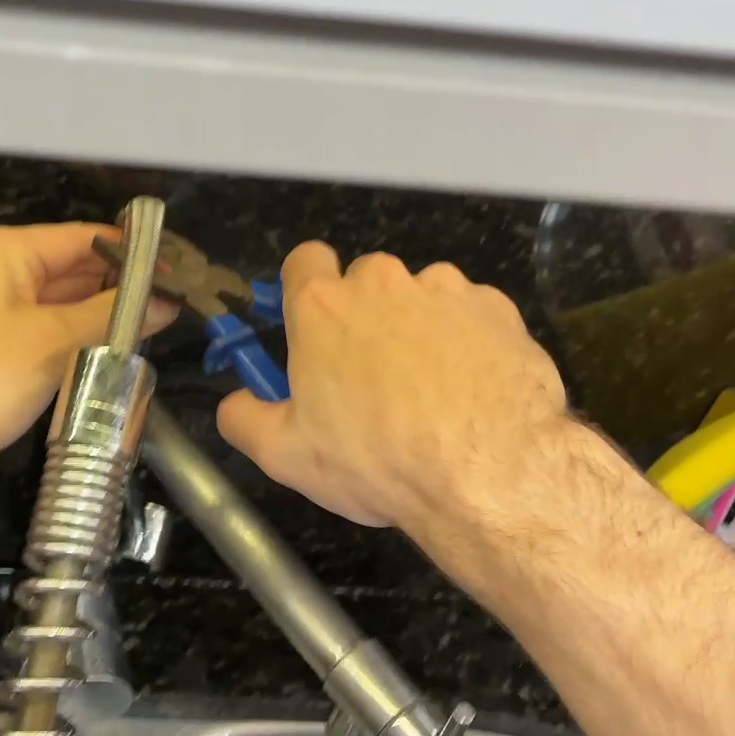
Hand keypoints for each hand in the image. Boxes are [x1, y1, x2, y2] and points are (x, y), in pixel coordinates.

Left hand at [0, 223, 176, 471]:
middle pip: (56, 267)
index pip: (79, 238)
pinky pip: (13, 324)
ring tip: (130, 333)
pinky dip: (48, 334)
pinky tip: (77, 353)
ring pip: (34, 299)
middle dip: (106, 289)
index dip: (129, 254)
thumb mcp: (54, 342)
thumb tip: (164, 301)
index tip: (170, 274)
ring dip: (79, 315)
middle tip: (158, 310)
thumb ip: (112, 317)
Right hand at [215, 242, 575, 538]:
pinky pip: (468, 313)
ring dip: (415, 326)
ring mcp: (444, 289)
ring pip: (418, 295)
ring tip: (430, 390)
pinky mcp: (497, 308)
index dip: (304, 288)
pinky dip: (464, 339)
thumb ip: (241, 418)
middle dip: (361, 315)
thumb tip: (236, 401)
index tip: (312, 327)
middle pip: (362, 281)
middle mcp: (381, 281)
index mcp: (322, 306)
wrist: (492, 475)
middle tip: (369, 376)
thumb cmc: (377, 460)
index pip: (303, 260)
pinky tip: (471, 388)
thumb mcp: (283, 455)